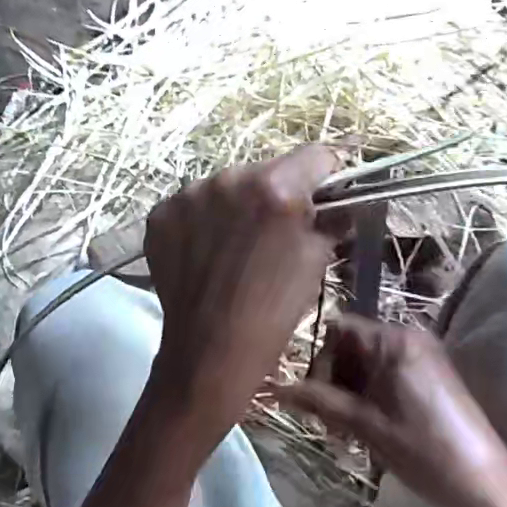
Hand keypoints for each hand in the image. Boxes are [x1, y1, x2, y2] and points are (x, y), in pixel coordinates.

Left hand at [142, 145, 341, 439]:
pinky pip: (194, 204)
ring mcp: (190, 194)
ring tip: (236, 246)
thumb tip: (345, 202)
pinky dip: (204, 221)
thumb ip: (332, 220)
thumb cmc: (274, 309)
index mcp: (276, 188)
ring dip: (238, 204)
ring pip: (229, 185)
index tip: (324, 196)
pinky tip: (207, 252)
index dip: (327, 176)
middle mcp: (231, 178)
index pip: (316, 156)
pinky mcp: (162, 213)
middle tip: (276, 231)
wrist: (209, 350)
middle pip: (268, 170)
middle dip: (277, 192)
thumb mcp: (316, 261)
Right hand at [277, 315, 506, 506]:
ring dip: (352, 389)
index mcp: (394, 340)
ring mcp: (425, 354)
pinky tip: (369, 426)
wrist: (483, 481)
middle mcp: (410, 336)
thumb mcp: (366, 426)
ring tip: (346, 431)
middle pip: (354, 344)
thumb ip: (321, 401)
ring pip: (370, 361)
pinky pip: (390, 370)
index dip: (319, 359)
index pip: (340, 330)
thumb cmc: (423, 450)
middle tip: (328, 421)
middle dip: (334, 378)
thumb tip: (277, 387)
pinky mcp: (433, 373)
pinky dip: (373, 392)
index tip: (310, 394)